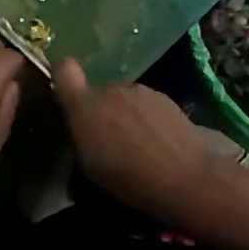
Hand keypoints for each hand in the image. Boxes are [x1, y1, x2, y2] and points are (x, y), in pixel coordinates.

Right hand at [53, 58, 215, 218]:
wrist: (185, 176)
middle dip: (102, 110)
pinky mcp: (166, 98)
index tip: (67, 93)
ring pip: (125, 98)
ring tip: (139, 146)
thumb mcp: (90, 167)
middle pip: (99, 92)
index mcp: (84, 106)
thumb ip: (82, 137)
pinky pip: (147, 105)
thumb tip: (84, 129)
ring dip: (127, 115)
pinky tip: (159, 144)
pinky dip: (149, 119)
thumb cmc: (128, 179)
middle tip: (111, 140)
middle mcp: (110, 90)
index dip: (63, 75)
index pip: (64, 70)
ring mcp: (140, 91)